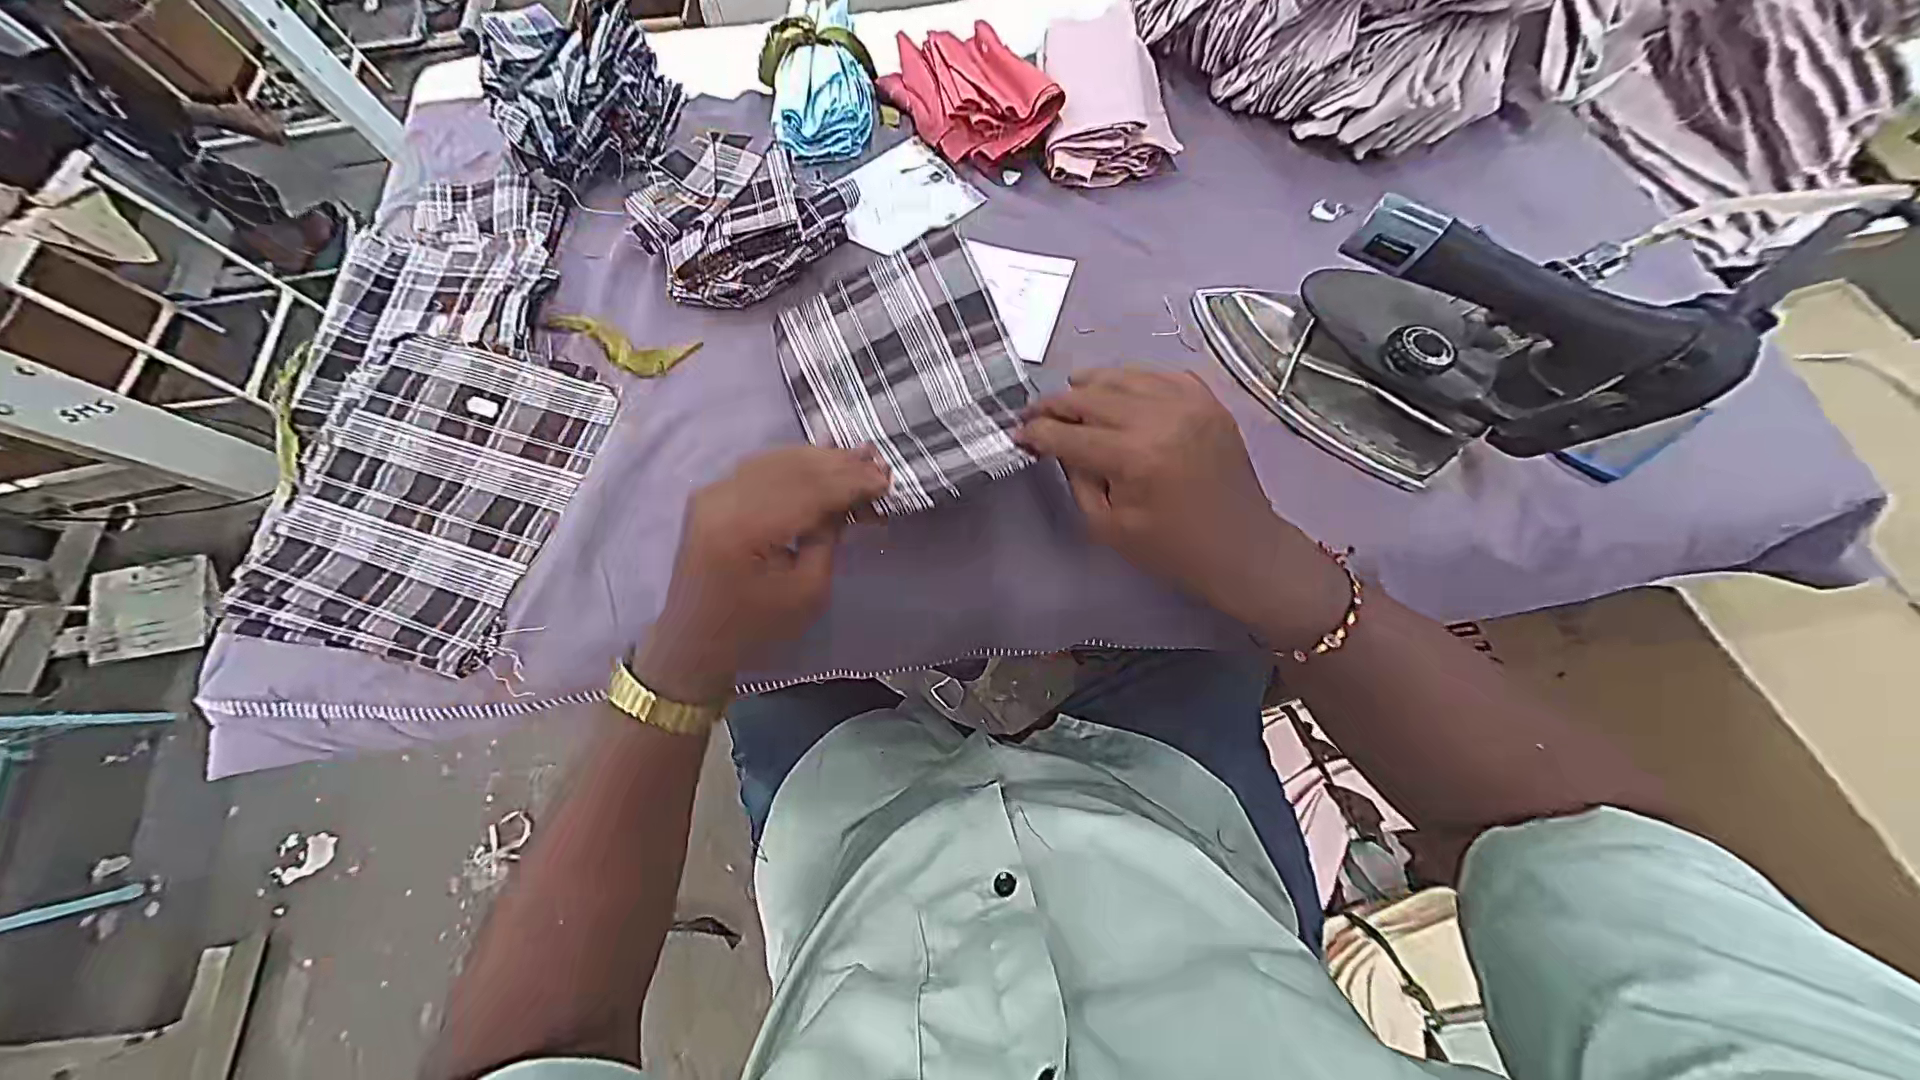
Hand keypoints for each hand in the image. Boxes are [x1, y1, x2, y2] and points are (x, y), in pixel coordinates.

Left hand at [633, 446, 889, 704]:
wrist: (696, 640)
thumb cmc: (756, 626)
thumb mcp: (807, 591)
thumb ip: (827, 538)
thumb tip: (847, 500)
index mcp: (744, 528)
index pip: (808, 490)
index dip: (850, 482)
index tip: (884, 480)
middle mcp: (722, 499)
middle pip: (792, 468)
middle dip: (839, 465)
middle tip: (877, 463)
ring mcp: (712, 493)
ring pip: (776, 460)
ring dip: (820, 459)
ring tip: (857, 459)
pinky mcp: (712, 495)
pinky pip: (760, 467)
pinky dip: (794, 463)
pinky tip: (821, 460)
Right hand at [1016, 368, 1347, 647]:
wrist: (1241, 548)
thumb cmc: (1171, 549)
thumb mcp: (1107, 525)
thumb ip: (1077, 479)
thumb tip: (1060, 446)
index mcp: (1133, 457)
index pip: (1069, 433)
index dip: (1037, 432)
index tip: (1018, 433)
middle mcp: (1161, 419)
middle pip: (1092, 398)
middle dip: (1056, 404)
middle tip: (1035, 412)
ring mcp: (1190, 405)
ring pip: (1126, 377)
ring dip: (1092, 383)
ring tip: (1071, 390)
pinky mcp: (1210, 403)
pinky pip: (1164, 375)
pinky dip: (1136, 377)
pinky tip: (1121, 387)